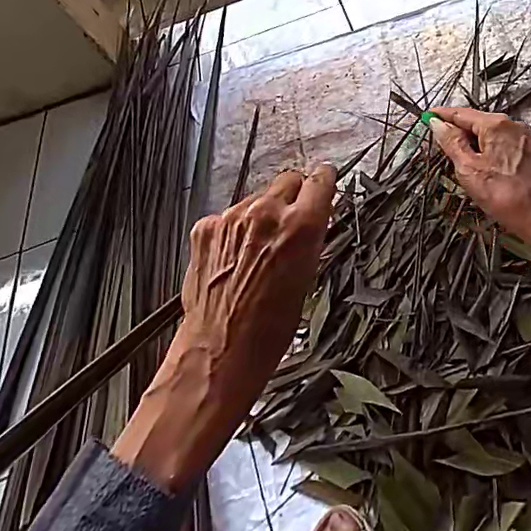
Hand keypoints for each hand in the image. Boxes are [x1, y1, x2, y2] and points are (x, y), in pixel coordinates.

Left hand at [113, 164, 335, 489]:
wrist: (221, 350)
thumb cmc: (269, 327)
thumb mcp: (309, 276)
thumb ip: (310, 236)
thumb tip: (313, 216)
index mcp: (300, 226)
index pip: (319, 181)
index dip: (323, 182)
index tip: (323, 183)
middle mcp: (266, 214)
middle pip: (287, 181)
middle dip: (293, 197)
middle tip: (292, 222)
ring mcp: (232, 219)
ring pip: (256, 198)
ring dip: (262, 215)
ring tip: (260, 252)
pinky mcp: (207, 228)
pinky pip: (228, 216)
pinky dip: (234, 230)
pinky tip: (236, 258)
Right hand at [427, 107, 530, 257]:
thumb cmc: (508, 197)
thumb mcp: (468, 169)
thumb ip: (452, 143)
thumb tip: (438, 125)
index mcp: (496, 125)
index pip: (461, 113)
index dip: (443, 115)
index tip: (431, 116)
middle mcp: (514, 126)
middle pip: (479, 121)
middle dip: (460, 130)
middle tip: (442, 138)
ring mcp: (527, 139)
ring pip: (494, 134)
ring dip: (477, 141)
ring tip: (463, 157)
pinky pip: (508, 144)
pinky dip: (493, 150)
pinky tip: (487, 166)